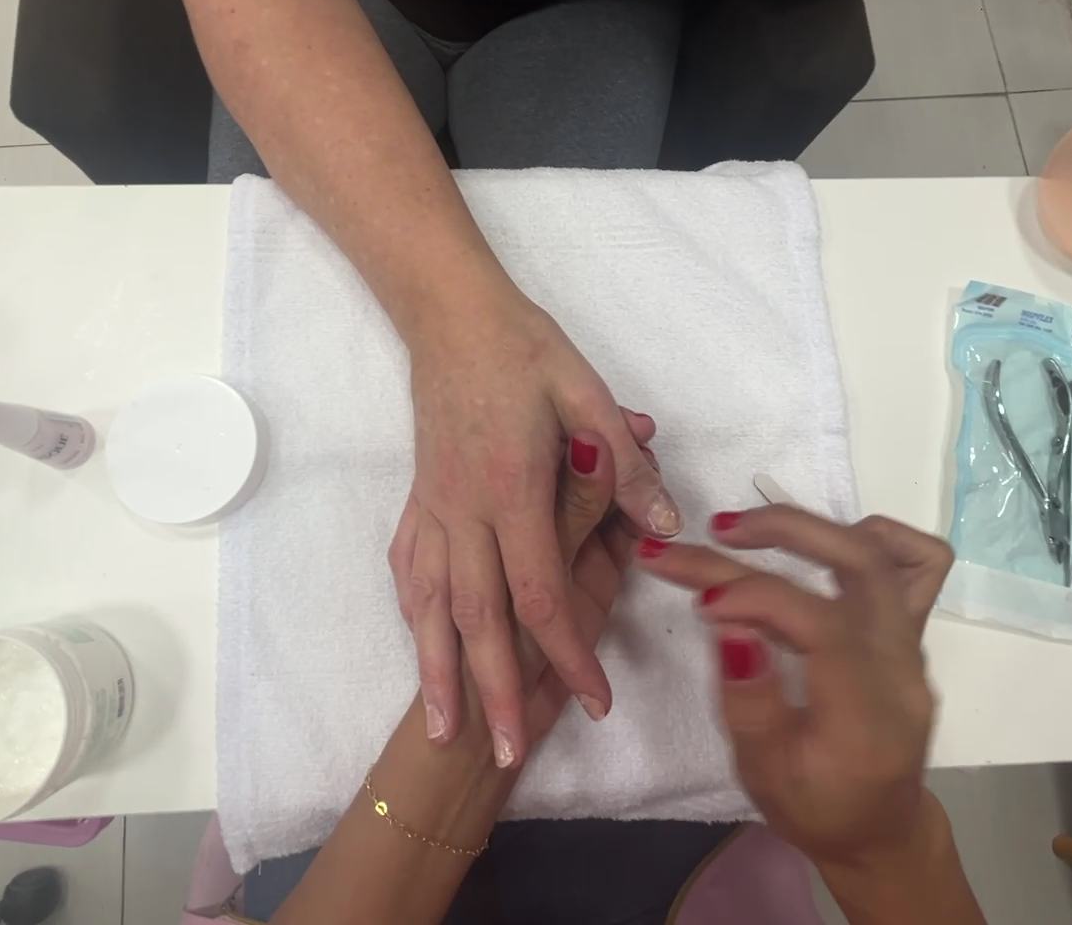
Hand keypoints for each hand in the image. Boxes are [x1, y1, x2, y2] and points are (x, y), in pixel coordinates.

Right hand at [388, 301, 678, 767]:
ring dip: (436, 668)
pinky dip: (413, 611)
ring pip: (430, 601)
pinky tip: (419, 635)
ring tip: (440, 727)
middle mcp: (465, 509)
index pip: (540, 590)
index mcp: (513, 486)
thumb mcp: (586, 392)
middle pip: (477, 617)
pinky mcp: (417, 495)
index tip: (593, 700)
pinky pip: (407, 563)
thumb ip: (622, 465)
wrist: (450, 316)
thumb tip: (664, 525)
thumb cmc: (521, 348)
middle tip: (500, 755)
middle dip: (493, 691)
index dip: (567, 653)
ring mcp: (433, 505)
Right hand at [632, 507, 952, 865]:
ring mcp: (912, 644)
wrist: (879, 829)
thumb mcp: (763, 773)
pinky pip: (916, 563)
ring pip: (886, 553)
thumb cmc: (814, 807)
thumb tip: (728, 622)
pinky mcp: (910, 630)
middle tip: (717, 530)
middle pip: (862, 564)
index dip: (754, 596)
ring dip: (812, 526)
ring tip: (748, 531)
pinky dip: (869, 536)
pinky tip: (815, 545)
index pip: (821, 622)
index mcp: (867, 716)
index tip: (699, 601)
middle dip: (784, 530)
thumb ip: (749, 702)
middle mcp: (902, 668)